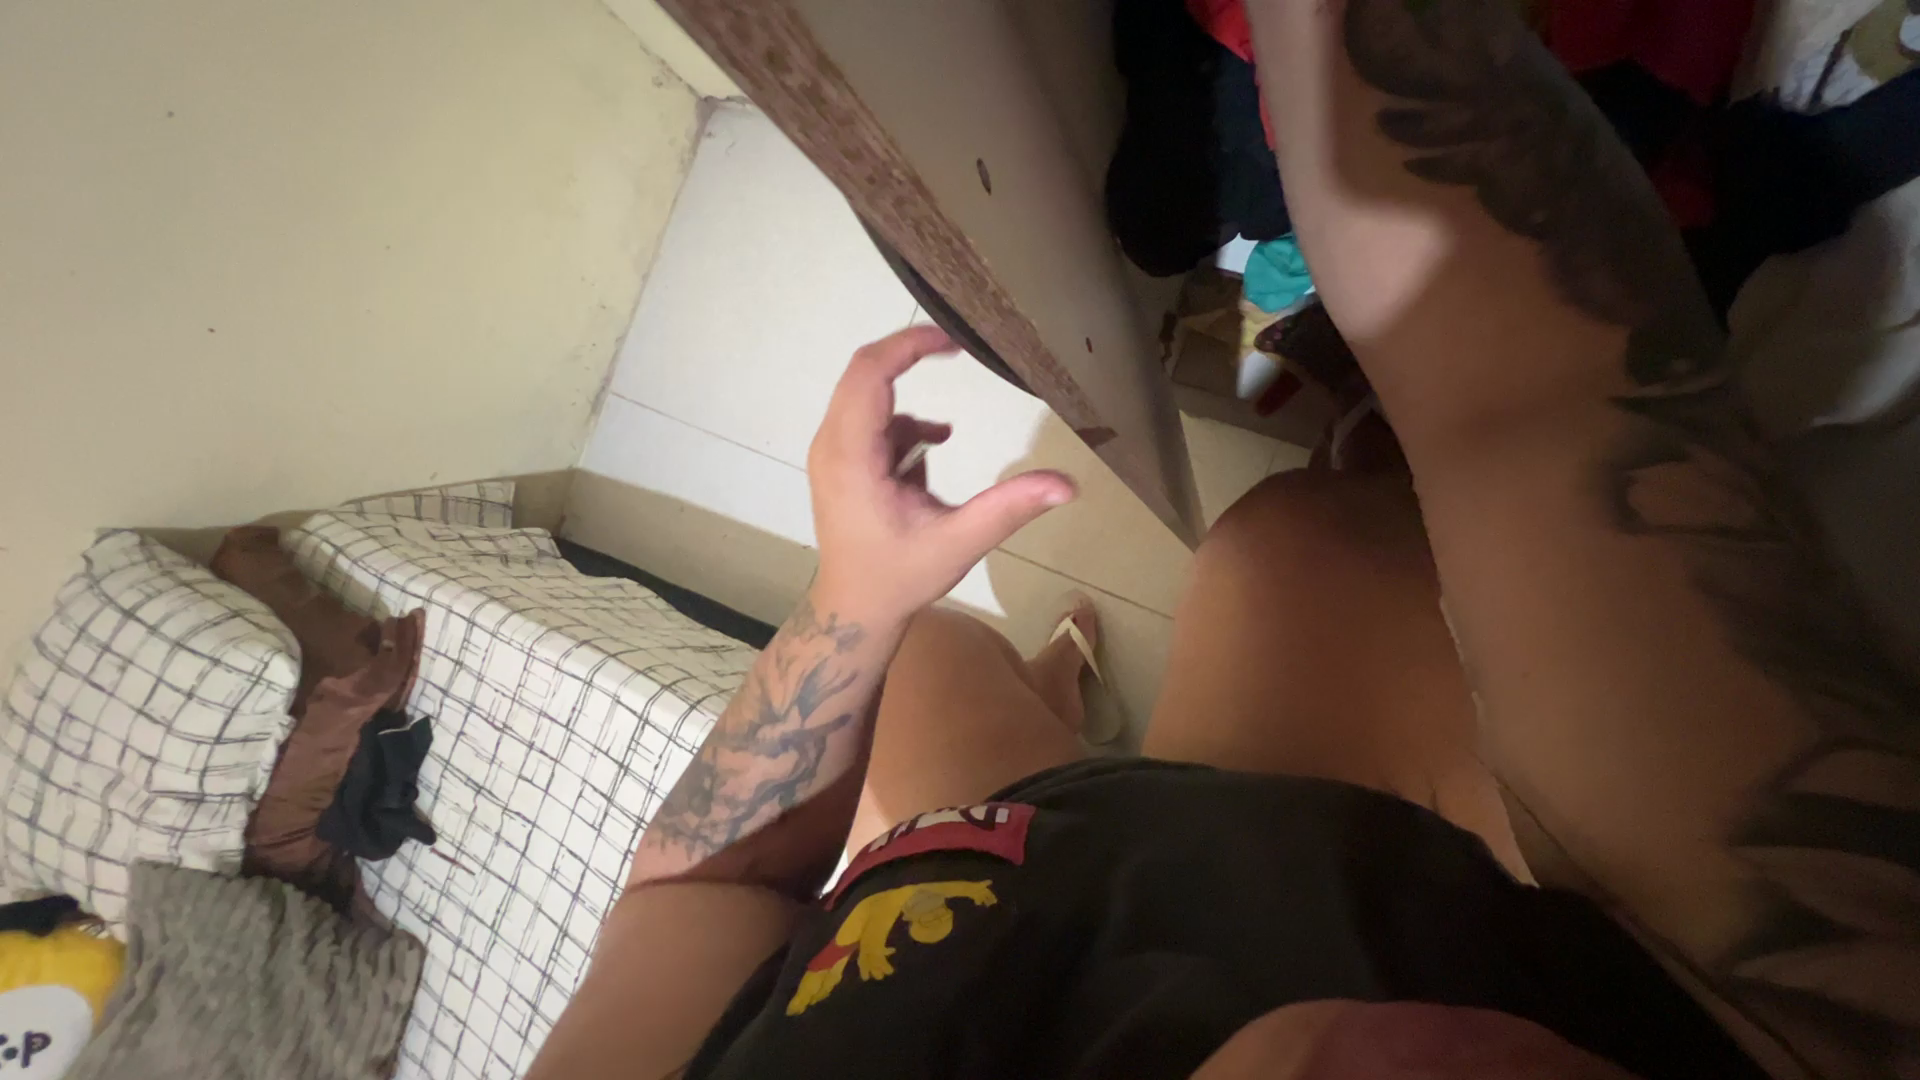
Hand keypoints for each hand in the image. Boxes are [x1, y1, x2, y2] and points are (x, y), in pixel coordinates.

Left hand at [807, 326, 1075, 625]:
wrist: (855, 609)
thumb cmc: (900, 578)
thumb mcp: (958, 542)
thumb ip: (1010, 508)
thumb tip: (1068, 485)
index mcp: (852, 455)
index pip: (870, 373)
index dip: (909, 345)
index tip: (953, 340)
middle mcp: (832, 445)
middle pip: (865, 374)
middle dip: (910, 358)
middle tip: (958, 351)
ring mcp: (831, 454)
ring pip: (868, 399)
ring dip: (910, 413)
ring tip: (942, 449)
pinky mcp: (840, 464)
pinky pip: (871, 425)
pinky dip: (903, 432)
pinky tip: (928, 462)